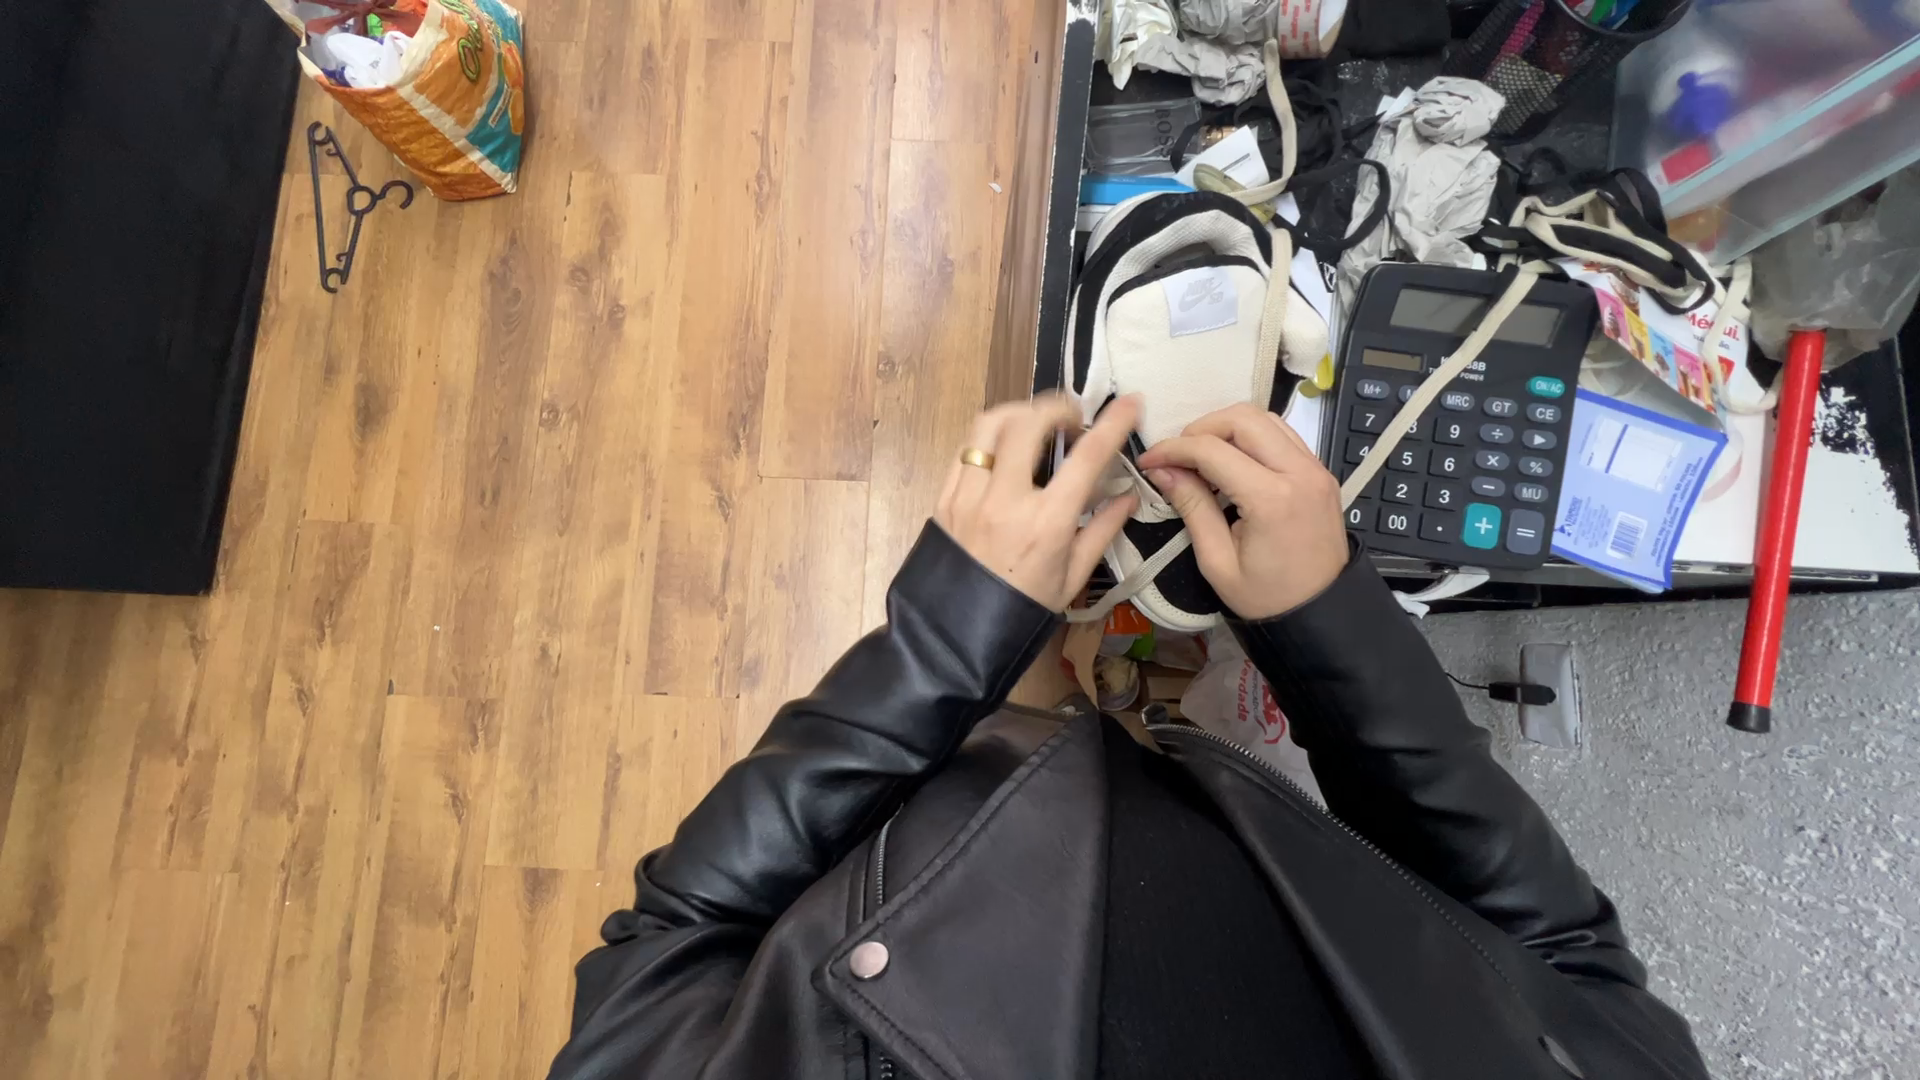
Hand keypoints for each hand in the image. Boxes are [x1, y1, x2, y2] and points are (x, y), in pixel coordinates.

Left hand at [935, 394, 1141, 611]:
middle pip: (1028, 423)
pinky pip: (965, 450)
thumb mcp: (1073, 577)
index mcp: (1046, 523)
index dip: (1113, 423)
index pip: (1086, 458)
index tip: (1130, 403)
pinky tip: (1004, 451)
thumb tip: (1128, 497)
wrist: (959, 635)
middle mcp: (1004, 501)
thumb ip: (1102, 530)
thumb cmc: (1023, 610)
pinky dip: (989, 440)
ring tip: (1035, 424)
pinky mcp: (943, 499)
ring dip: (1018, 414)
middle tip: (1072, 417)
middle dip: (1056, 407)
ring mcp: (967, 496)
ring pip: (988, 426)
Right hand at [1137, 404, 1347, 619]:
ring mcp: (1315, 468)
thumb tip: (1161, 471)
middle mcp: (1299, 472)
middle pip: (1242, 418)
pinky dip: (1249, 437)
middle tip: (1176, 456)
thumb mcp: (1216, 561)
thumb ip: (1192, 507)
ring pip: (1264, 418)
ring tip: (1201, 457)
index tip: (1148, 461)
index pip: (1212, 450)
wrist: (1322, 613)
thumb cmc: (1265, 597)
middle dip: (1200, 429)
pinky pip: (1281, 434)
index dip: (1173, 449)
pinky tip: (1230, 463)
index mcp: (1272, 499)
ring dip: (1226, 428)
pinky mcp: (1320, 472)